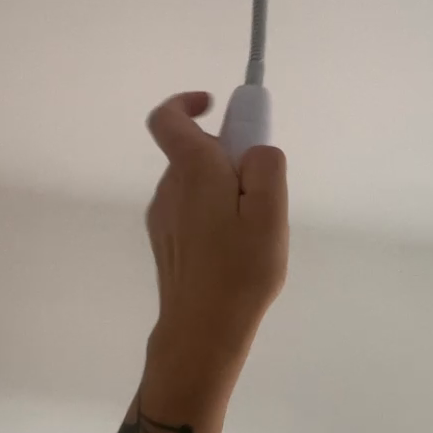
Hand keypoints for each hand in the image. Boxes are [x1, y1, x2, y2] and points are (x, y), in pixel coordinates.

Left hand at [143, 91, 288, 377]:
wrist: (201, 329)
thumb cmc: (240, 270)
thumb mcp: (270, 212)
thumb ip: (265, 167)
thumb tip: (253, 149)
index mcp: (191, 172)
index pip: (167, 119)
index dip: (186, 103)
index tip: (214, 106)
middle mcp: (168, 189)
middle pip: (193, 154)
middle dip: (228, 158)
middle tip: (261, 193)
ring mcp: (161, 217)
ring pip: (194, 185)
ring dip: (223, 191)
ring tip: (252, 231)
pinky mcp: (164, 241)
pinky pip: (190, 211)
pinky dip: (212, 214)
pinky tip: (233, 249)